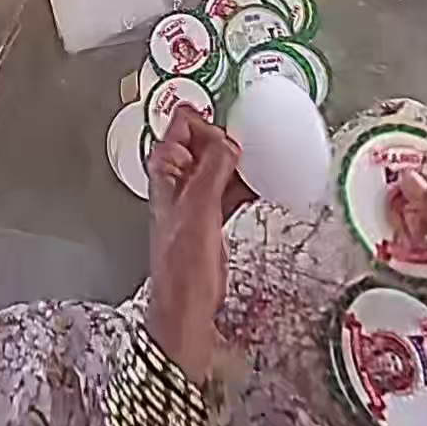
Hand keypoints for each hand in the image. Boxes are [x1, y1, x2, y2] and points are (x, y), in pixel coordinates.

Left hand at [145, 107, 249, 381]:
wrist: (187, 305)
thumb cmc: (182, 263)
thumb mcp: (199, 206)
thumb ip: (214, 167)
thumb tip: (229, 141)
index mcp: (166, 165)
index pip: (185, 119)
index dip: (208, 122)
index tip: (229, 134)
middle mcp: (178, 174)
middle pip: (206, 137)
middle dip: (227, 141)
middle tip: (243, 155)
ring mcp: (195, 192)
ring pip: (221, 160)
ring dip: (239, 161)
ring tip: (257, 166)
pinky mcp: (211, 209)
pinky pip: (231, 182)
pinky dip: (245, 181)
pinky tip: (260, 185)